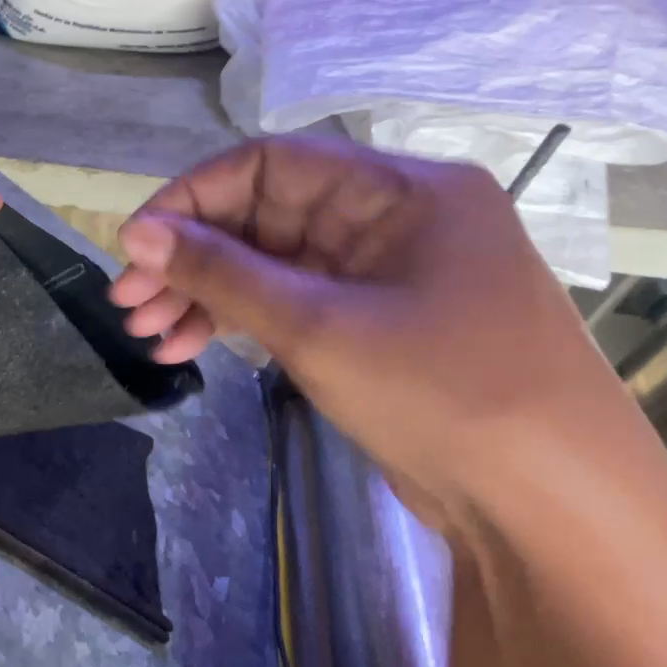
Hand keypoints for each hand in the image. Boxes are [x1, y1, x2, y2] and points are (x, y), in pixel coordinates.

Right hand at [107, 136, 618, 512]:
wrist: (541, 500)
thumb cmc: (439, 392)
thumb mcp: (314, 325)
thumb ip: (218, 272)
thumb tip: (133, 234)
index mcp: (399, 192)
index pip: (268, 166)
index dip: (189, 200)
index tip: (131, 246)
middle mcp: (387, 220)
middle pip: (258, 217)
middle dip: (185, 258)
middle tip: (126, 303)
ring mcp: (376, 274)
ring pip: (261, 263)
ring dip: (197, 294)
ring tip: (143, 334)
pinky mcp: (364, 322)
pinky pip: (279, 302)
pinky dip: (228, 321)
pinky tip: (182, 349)